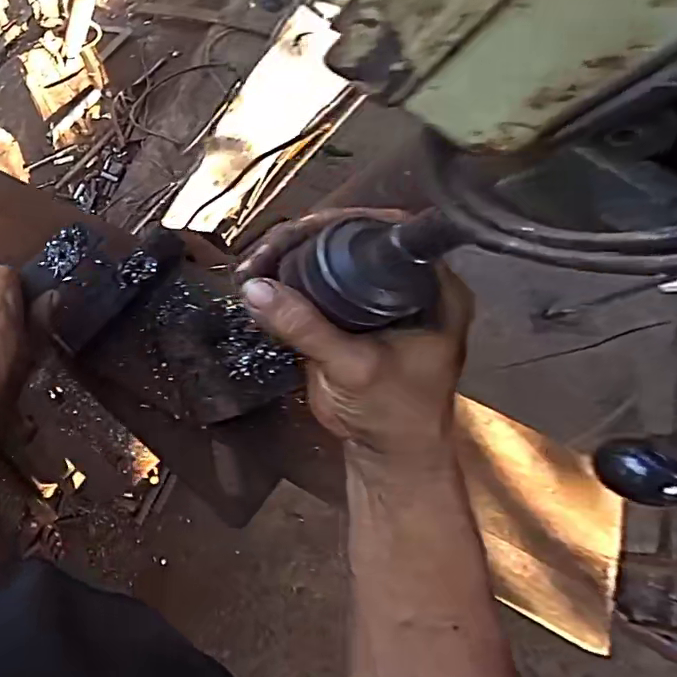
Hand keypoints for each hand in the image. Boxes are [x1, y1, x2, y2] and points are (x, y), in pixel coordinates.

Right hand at [237, 213, 472, 464]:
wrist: (384, 452)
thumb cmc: (392, 411)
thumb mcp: (352, 366)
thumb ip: (305, 327)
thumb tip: (252, 288)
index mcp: (428, 288)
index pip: (385, 232)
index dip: (339, 223)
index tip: (295, 231)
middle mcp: (400, 285)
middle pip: (344, 240)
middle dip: (297, 241)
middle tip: (259, 256)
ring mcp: (368, 300)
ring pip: (321, 260)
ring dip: (281, 260)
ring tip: (249, 270)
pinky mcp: (340, 316)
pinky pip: (306, 285)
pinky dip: (278, 281)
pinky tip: (253, 285)